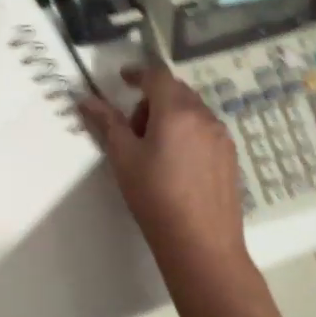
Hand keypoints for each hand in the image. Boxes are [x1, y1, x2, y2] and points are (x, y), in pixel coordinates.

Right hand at [79, 62, 246, 263]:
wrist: (201, 243)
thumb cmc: (154, 196)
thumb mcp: (123, 157)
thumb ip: (106, 123)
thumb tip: (86, 99)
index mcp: (176, 112)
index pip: (157, 75)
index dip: (138, 73)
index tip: (122, 80)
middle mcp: (204, 117)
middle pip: (176, 91)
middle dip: (152, 99)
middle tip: (132, 127)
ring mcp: (221, 137)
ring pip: (192, 111)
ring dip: (170, 116)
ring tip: (153, 149)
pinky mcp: (230, 157)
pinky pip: (204, 130)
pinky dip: (186, 132)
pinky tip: (175, 164)